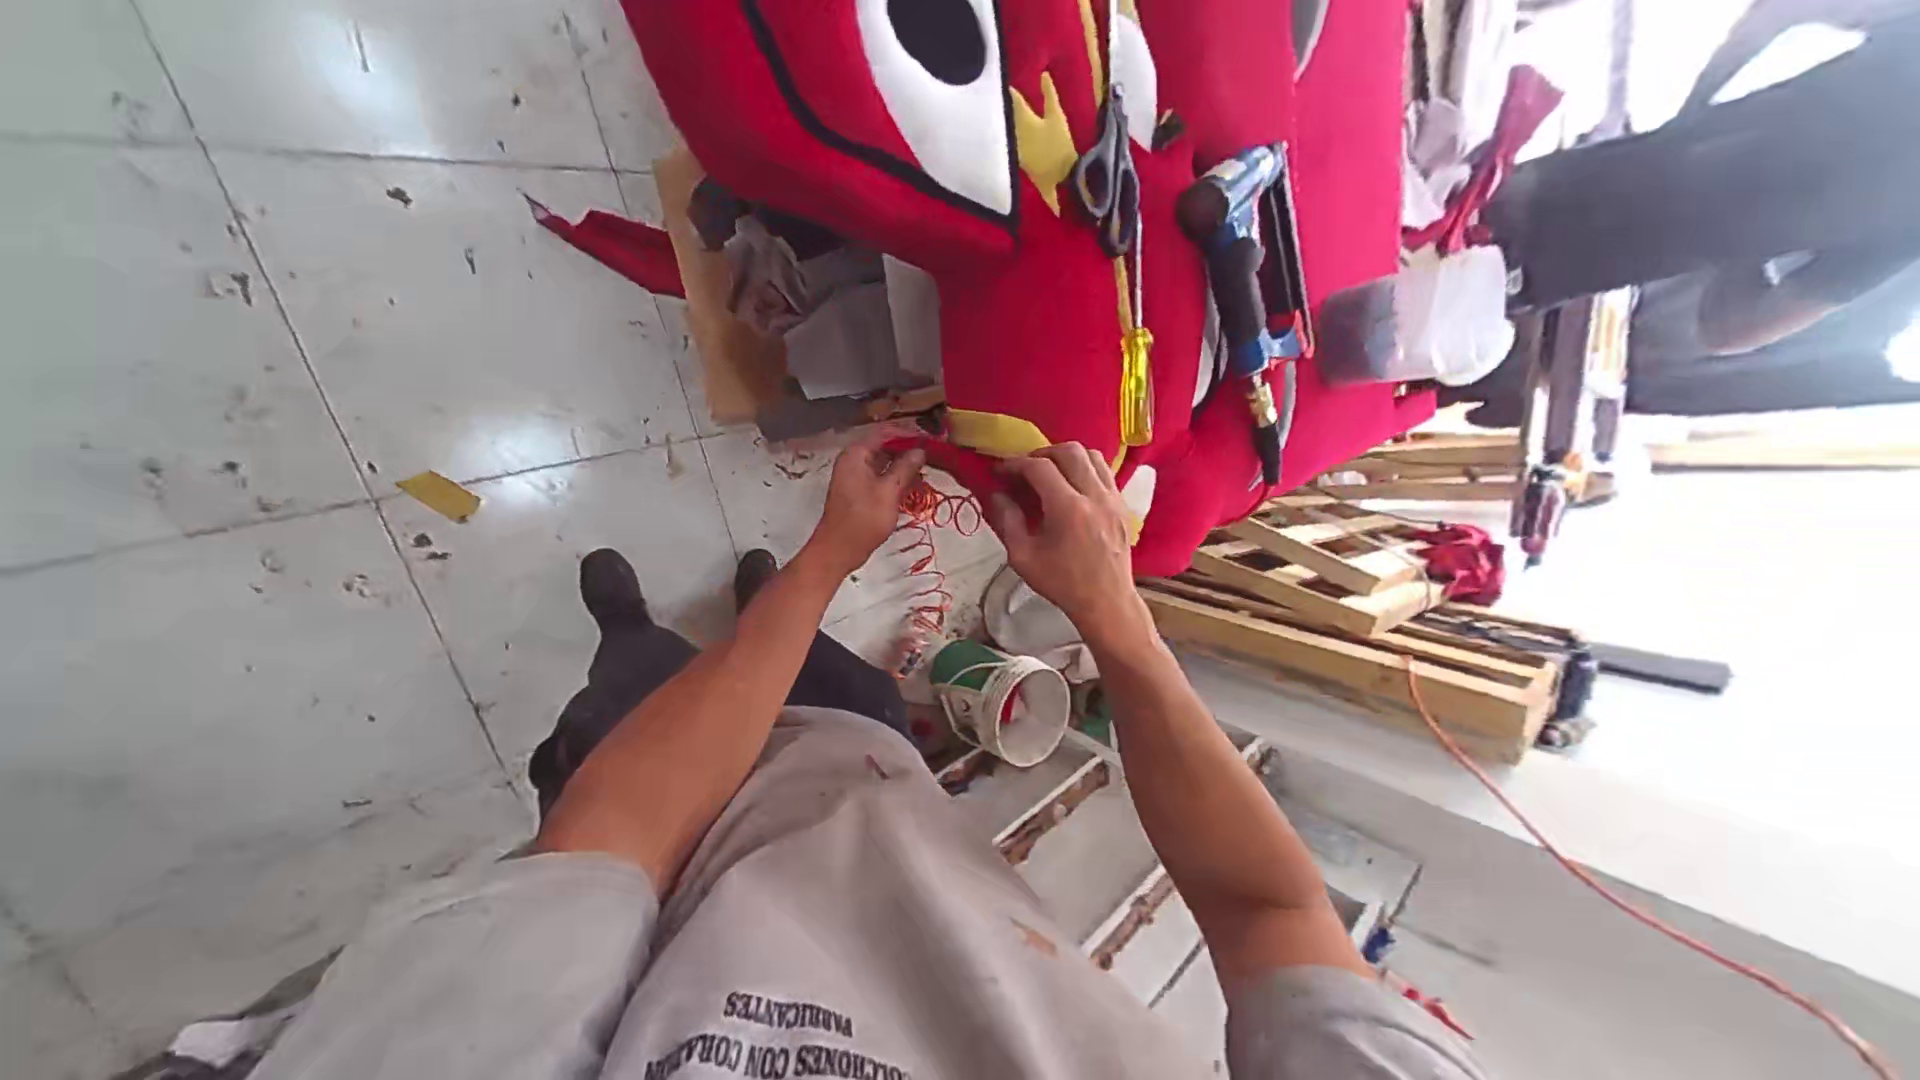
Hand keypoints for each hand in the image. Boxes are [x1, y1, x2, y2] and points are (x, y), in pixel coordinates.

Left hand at [804, 438, 925, 577]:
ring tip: (928, 470)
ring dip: (904, 466)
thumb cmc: (863, 519)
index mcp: (856, 454)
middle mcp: (854, 460)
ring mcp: (856, 476)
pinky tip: (914, 484)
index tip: (932, 438)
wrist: (840, 549)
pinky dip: (896, 479)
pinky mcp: (860, 491)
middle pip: (885, 446)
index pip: (886, 432)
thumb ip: (905, 467)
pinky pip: (881, 477)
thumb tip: (920, 450)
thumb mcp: (889, 491)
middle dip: (909, 450)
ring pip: (884, 463)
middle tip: (934, 455)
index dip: (910, 434)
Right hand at [983, 443, 1152, 648]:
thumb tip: (997, 494)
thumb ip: (1007, 521)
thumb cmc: (1061, 583)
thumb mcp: (1023, 557)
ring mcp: (1113, 498)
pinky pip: (1105, 471)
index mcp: (1068, 509)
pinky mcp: (1122, 505)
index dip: (1016, 463)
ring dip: (1067, 457)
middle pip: (1069, 451)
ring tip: (1050, 473)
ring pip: (1092, 455)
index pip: (1039, 467)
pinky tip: (1072, 485)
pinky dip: (1085, 469)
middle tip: (1026, 469)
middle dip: (1042, 453)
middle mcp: (1094, 496)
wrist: (1106, 602)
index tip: (1001, 471)